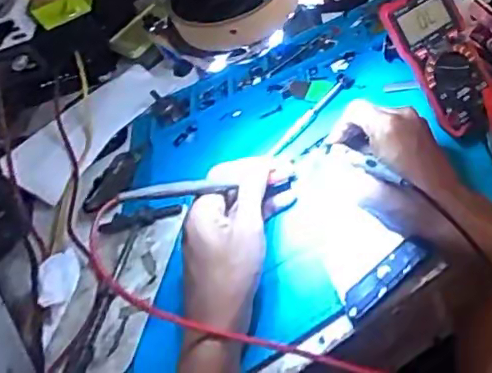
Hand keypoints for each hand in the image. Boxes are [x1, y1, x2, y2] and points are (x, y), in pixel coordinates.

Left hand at [180, 157, 285, 342]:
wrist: (219, 326)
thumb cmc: (233, 274)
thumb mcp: (248, 227)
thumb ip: (252, 190)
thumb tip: (259, 164)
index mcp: (202, 207)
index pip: (226, 172)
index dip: (252, 165)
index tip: (277, 164)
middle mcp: (203, 215)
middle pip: (233, 185)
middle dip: (261, 177)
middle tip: (287, 172)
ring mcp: (212, 231)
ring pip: (240, 201)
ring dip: (264, 192)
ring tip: (289, 184)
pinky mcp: (222, 245)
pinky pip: (241, 218)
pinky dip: (259, 210)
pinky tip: (282, 203)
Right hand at [327, 99, 482, 249]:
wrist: (452, 210)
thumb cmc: (412, 202)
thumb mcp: (372, 190)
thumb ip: (350, 169)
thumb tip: (336, 159)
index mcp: (388, 125)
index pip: (354, 110)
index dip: (339, 128)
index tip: (335, 149)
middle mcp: (402, 114)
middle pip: (367, 111)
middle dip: (352, 131)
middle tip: (344, 156)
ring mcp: (415, 119)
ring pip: (381, 116)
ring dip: (367, 133)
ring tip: (361, 159)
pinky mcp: (423, 129)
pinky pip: (395, 123)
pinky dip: (382, 134)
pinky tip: (381, 158)